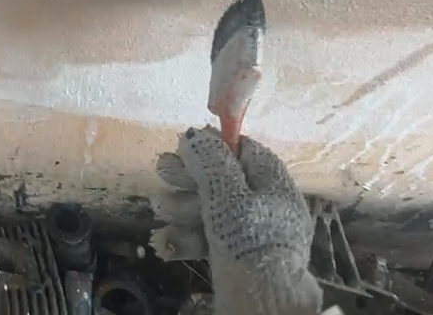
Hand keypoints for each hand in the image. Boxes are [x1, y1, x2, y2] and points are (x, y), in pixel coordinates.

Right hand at [153, 128, 322, 314]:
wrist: (261, 308)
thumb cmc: (248, 243)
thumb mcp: (227, 195)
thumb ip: (209, 160)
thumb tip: (194, 135)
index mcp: (273, 185)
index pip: (243, 151)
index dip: (212, 146)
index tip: (184, 147)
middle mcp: (265, 206)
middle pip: (220, 178)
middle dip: (187, 177)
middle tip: (161, 171)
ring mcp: (250, 234)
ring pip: (209, 208)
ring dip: (180, 206)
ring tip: (159, 208)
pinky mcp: (236, 257)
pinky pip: (208, 236)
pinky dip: (185, 236)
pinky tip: (164, 240)